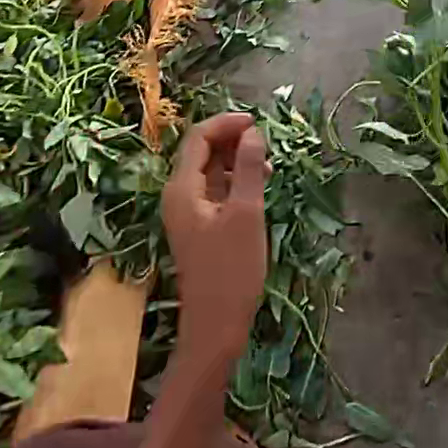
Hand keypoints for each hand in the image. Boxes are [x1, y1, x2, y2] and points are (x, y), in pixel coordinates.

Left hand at [163, 113, 269, 360]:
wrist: (216, 325)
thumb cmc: (232, 269)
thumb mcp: (246, 214)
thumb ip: (249, 169)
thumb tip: (253, 133)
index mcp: (182, 188)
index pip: (199, 138)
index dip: (226, 124)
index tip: (257, 122)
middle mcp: (179, 194)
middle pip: (202, 151)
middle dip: (233, 141)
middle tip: (265, 144)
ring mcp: (188, 211)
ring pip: (211, 170)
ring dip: (237, 160)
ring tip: (268, 167)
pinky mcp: (200, 225)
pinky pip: (216, 189)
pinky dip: (236, 181)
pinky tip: (259, 187)